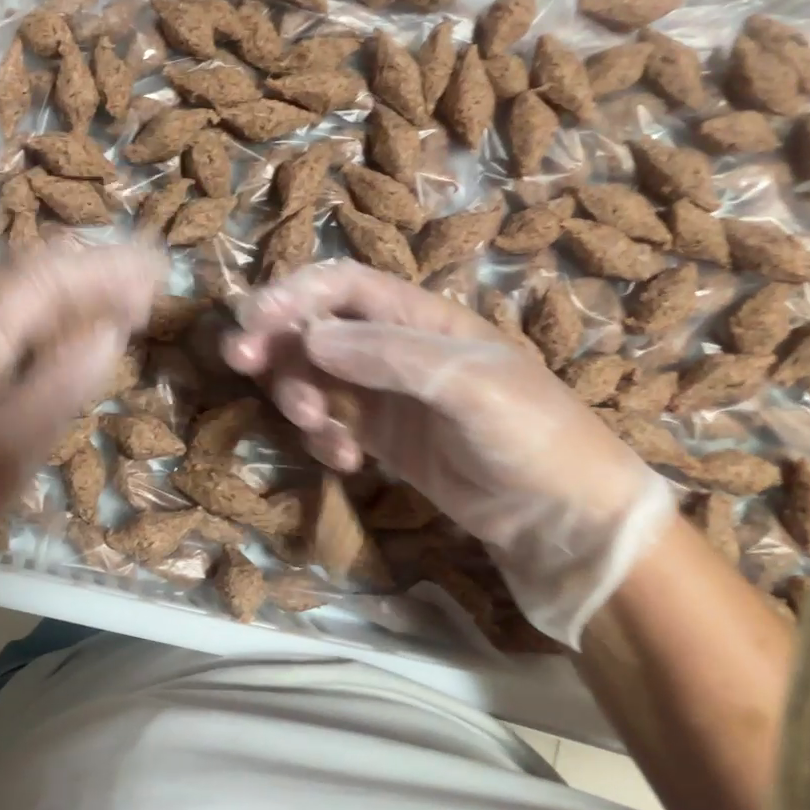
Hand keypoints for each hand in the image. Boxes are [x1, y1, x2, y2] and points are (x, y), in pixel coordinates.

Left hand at [0, 241, 165, 688]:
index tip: (159, 270)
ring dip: (74, 294)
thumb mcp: (5, 452)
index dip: (105, 267)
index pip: (45, 276)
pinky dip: (49, 320)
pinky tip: (73, 339)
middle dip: (94, 273)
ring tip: (127, 307)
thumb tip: (109, 332)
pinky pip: (5, 322)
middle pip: (31, 276)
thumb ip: (59, 386)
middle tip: (151, 287)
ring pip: (18, 296)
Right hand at [222, 260, 673, 648]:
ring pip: (312, 377)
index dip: (292, 292)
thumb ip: (390, 356)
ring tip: (319, 429)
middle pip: (314, 328)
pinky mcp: (379, 437)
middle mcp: (394, 348)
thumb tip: (308, 339)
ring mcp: (384, 395)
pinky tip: (346, 461)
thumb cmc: (534, 437)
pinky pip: (327, 422)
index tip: (253, 320)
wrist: (566, 523)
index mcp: (421, 318)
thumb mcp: (471, 387)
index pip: (342, 286)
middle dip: (277, 343)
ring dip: (299, 396)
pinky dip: (321, 437)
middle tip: (242, 363)